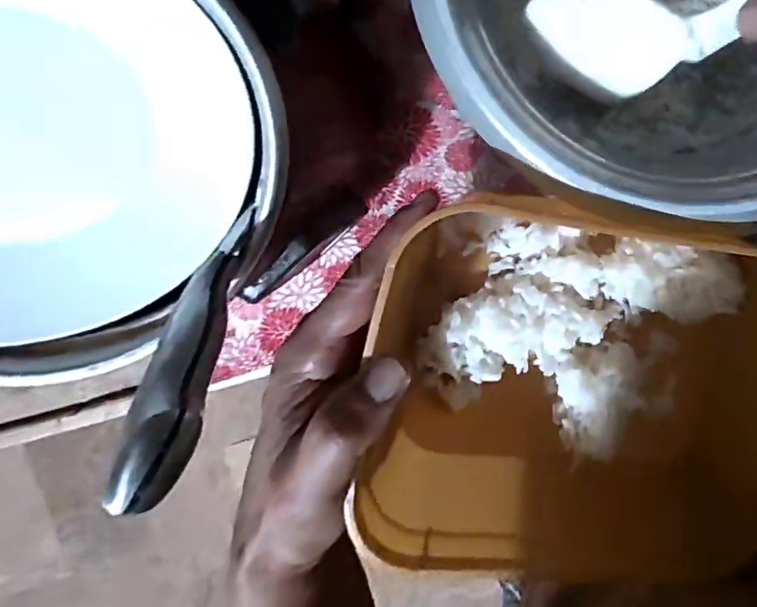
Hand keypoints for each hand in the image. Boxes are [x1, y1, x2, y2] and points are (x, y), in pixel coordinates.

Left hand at [226, 194, 437, 606]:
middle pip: (374, 281)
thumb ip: (343, 427)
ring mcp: (348, 361)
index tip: (427, 203)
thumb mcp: (308, 483)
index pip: (355, 283)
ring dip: (426, 272)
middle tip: (463, 217)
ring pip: (390, 302)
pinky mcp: (367, 379)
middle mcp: (327, 344)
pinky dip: (430, 309)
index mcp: (306, 353)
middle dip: (414, 244)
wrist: (285, 554)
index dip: (391, 240)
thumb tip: (395, 364)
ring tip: (470, 247)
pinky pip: (402, 330)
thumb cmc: (287, 518)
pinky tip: (460, 304)